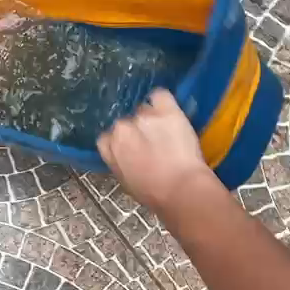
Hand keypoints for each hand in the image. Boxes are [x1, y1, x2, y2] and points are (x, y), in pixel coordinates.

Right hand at [97, 89, 223, 215]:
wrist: (181, 189)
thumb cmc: (154, 194)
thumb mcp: (124, 181)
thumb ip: (118, 161)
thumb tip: (124, 155)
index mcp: (110, 146)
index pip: (108, 136)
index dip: (121, 141)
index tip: (132, 149)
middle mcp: (122, 127)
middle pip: (126, 121)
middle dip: (136, 129)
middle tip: (152, 142)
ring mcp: (144, 116)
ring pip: (143, 109)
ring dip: (152, 118)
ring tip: (166, 131)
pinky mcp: (167, 110)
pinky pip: (159, 95)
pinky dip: (162, 101)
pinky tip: (168, 110)